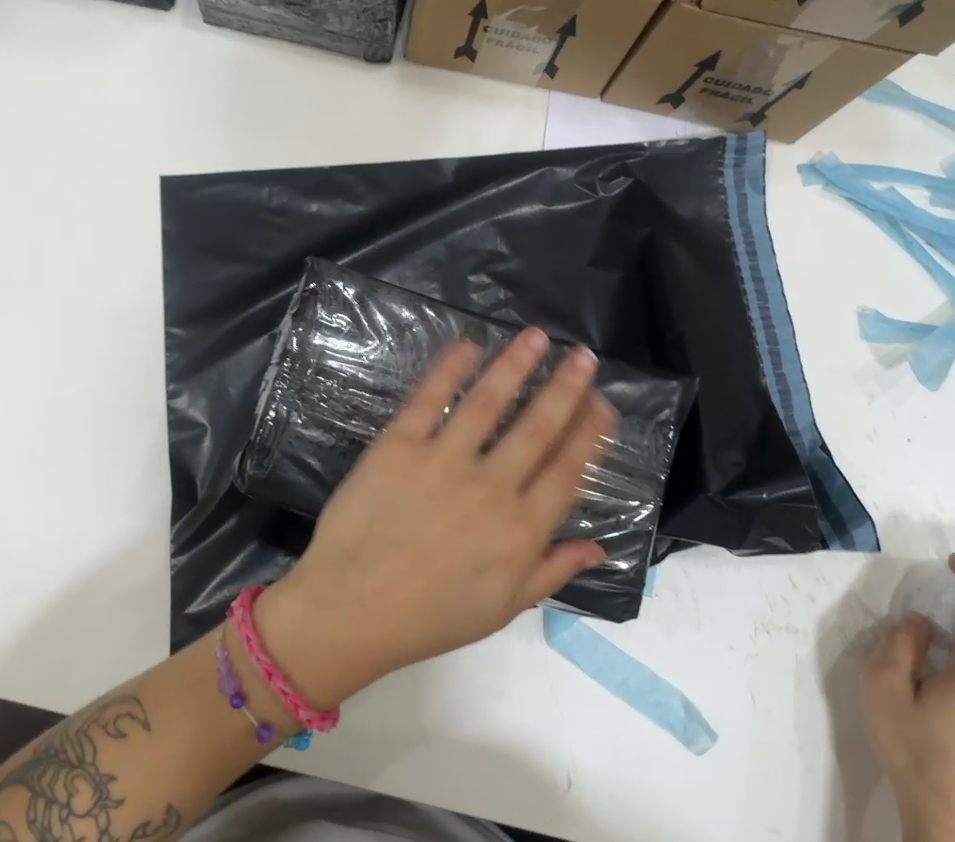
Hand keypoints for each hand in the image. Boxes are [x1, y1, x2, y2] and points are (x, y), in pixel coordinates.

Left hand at [257, 330, 614, 705]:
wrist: (351, 609)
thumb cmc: (430, 617)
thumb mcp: (503, 608)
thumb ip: (552, 571)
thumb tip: (598, 546)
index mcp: (520, 530)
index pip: (567, 470)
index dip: (589, 434)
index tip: (603, 404)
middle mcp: (490, 489)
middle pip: (537, 428)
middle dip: (564, 388)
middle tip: (582, 356)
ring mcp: (442, 462)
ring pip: (489, 403)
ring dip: (516, 365)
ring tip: (537, 337)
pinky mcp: (397, 447)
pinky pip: (429, 400)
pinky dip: (450, 370)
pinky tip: (469, 346)